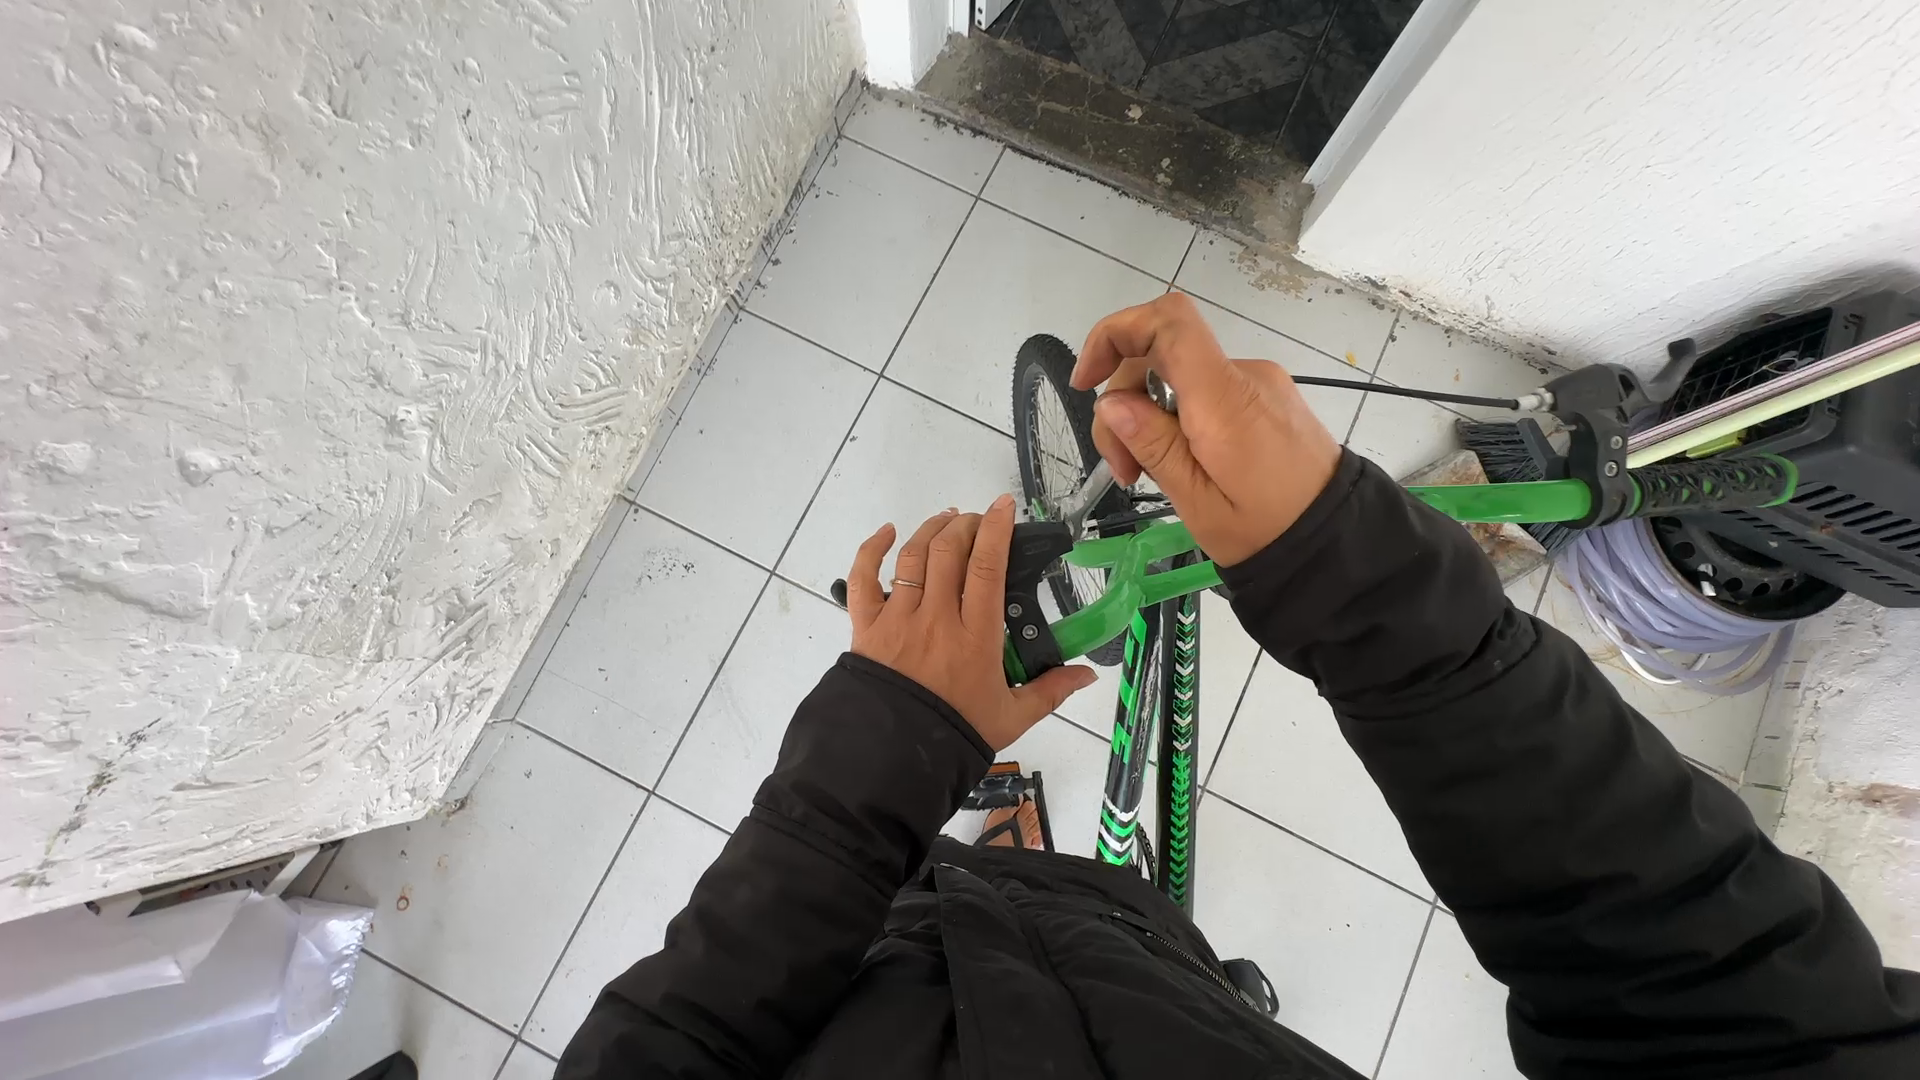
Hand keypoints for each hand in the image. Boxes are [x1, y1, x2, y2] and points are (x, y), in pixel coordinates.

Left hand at [846, 496, 1097, 751]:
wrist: (892, 759)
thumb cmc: (956, 732)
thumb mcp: (1012, 717)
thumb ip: (1051, 691)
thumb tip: (1088, 675)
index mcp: (975, 636)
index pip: (987, 567)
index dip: (996, 529)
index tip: (1004, 507)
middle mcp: (936, 618)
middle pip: (948, 551)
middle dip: (965, 525)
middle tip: (977, 521)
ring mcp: (898, 618)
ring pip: (912, 557)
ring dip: (931, 530)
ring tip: (947, 521)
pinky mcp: (866, 626)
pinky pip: (863, 578)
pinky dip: (872, 549)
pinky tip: (887, 532)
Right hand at [1073, 292, 1342, 565]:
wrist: (1338, 538)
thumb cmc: (1265, 530)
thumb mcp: (1196, 500)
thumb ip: (1153, 444)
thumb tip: (1111, 402)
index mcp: (1224, 399)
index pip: (1167, 323)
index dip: (1114, 334)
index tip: (1086, 381)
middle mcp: (1242, 375)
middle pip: (1158, 357)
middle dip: (1123, 405)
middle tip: (1122, 470)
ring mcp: (1256, 382)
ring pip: (1176, 379)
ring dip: (1148, 420)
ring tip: (1146, 476)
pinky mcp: (1263, 396)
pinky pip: (1202, 392)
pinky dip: (1176, 420)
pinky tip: (1179, 464)